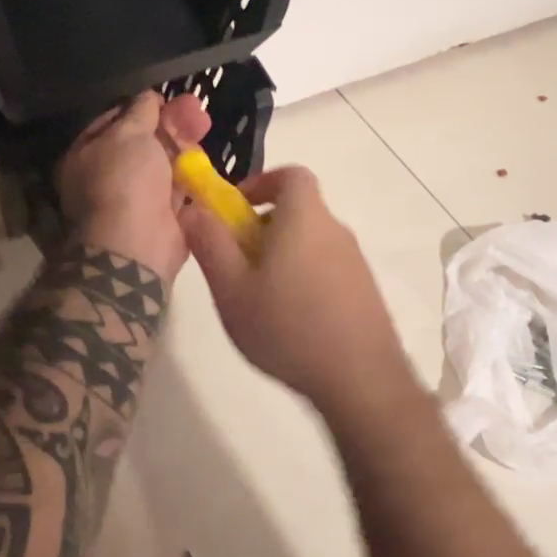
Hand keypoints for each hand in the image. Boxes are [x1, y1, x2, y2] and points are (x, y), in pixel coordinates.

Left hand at [57, 91, 210, 277]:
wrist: (136, 245)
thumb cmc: (123, 181)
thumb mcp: (128, 134)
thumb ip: (140, 111)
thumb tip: (149, 97)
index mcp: (85, 156)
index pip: (113, 122)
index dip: (140, 108)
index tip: (164, 98)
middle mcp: (106, 178)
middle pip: (142, 143)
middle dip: (170, 125)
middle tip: (197, 110)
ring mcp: (134, 199)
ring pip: (162, 166)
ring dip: (184, 148)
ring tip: (205, 128)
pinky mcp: (160, 219)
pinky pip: (177, 192)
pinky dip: (191, 177)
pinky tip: (206, 161)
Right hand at [178, 166, 417, 409]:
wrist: (361, 381)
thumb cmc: (286, 328)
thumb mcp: (231, 289)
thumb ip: (209, 243)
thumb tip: (192, 207)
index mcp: (304, 219)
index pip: (291, 175)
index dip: (260, 183)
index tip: (234, 210)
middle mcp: (336, 231)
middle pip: (297, 211)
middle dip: (261, 228)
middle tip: (234, 264)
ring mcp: (355, 263)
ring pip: (310, 243)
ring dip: (280, 257)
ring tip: (257, 300)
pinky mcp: (365, 292)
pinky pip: (325, 270)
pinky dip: (302, 279)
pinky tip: (289, 322)